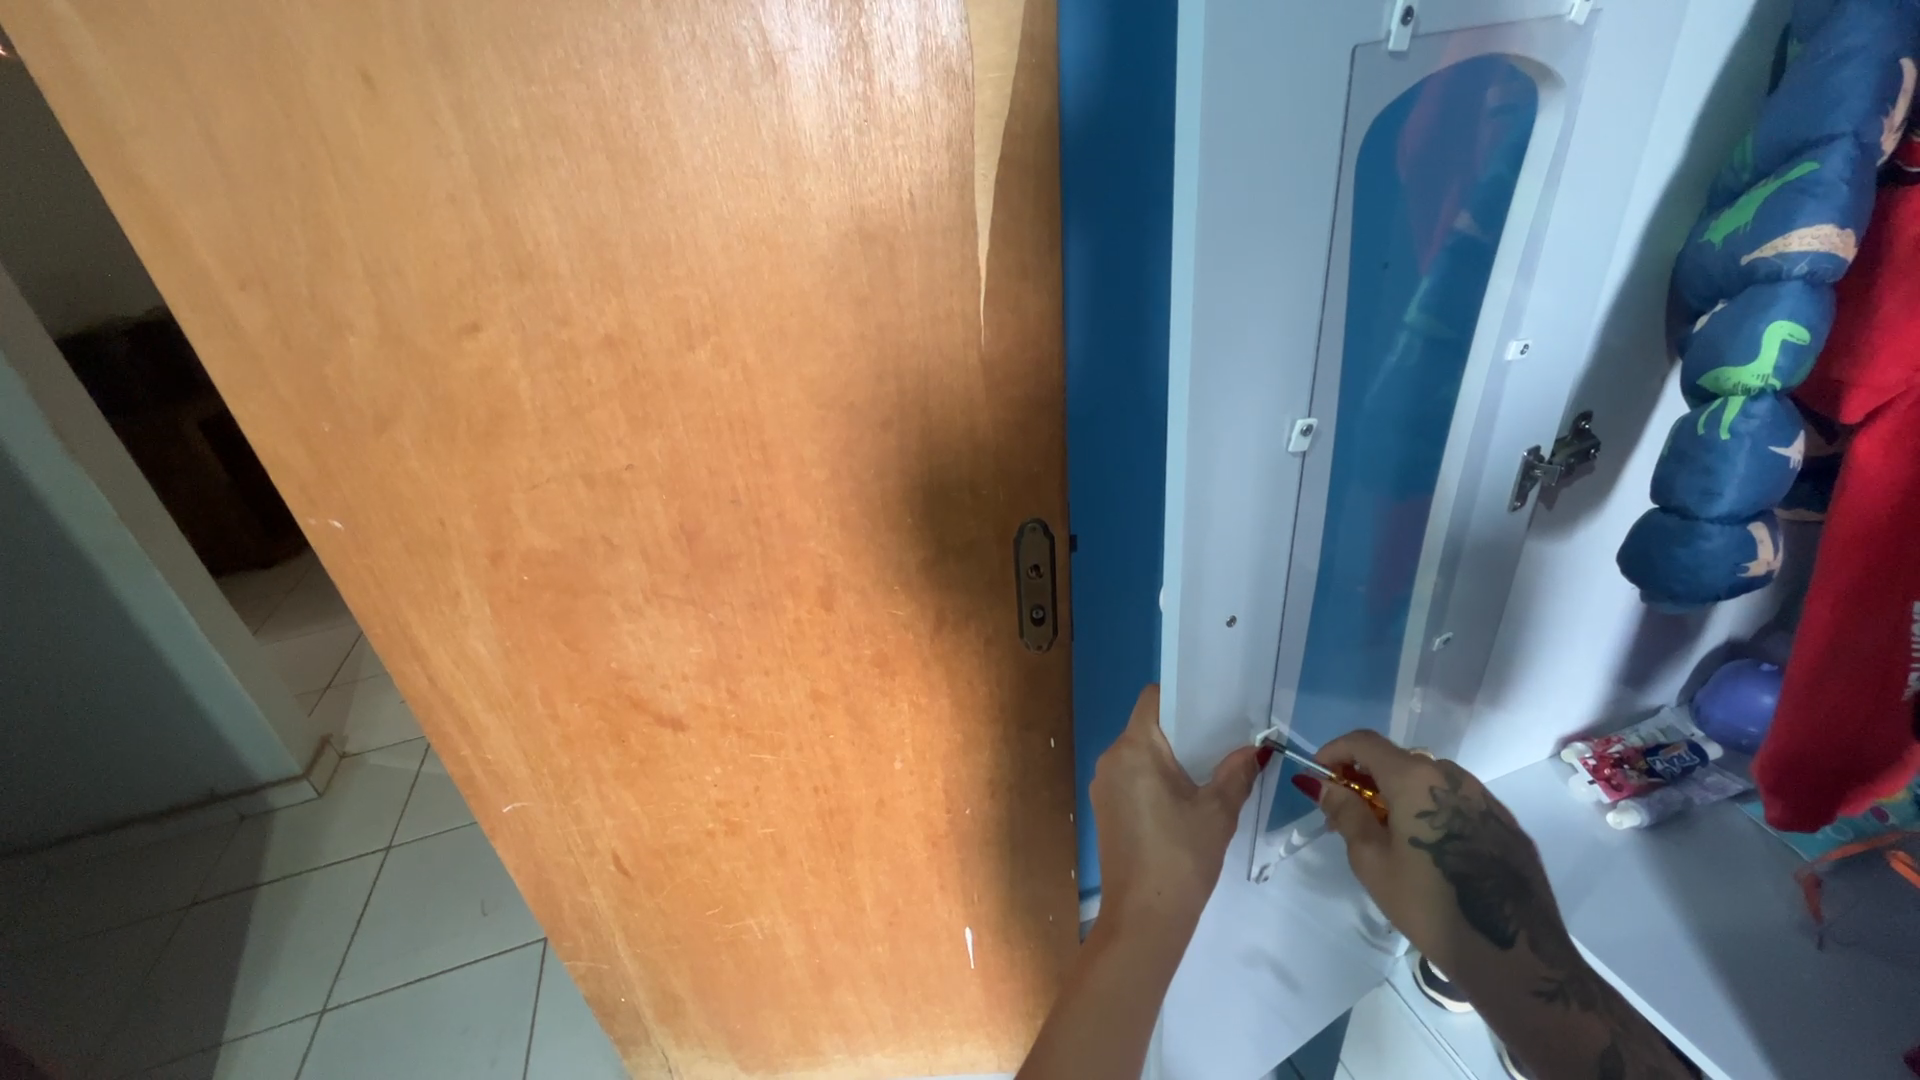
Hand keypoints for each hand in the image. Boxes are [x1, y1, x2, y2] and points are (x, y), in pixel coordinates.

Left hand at [1091, 685, 1260, 933]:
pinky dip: (1156, 778)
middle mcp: (1111, 758)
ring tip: (1209, 768)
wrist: (1144, 918)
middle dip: (1182, 730)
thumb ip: (1236, 773)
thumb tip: (1255, 750)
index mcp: (1134, 749)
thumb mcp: (1217, 813)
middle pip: (1147, 726)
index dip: (1181, 697)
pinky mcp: (1104, 808)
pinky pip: (1132, 777)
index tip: (1212, 706)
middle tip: (1222, 738)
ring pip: (1139, 754)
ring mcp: (1103, 785)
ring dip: (1170, 757)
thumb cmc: (1181, 857)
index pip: (1153, 700)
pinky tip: (1184, 798)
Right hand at [1312, 731, 1560, 979]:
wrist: (1517, 956)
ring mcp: (1486, 800)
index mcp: (1415, 779)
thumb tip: (1323, 785)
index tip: (1320, 777)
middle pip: (1398, 760)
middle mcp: (1453, 777)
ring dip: (1401, 794)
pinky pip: (1458, 803)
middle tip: (1348, 815)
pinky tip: (1430, 851)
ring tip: (1389, 836)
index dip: (1334, 752)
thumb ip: (1346, 813)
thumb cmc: (1428, 904)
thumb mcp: (1371, 860)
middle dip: (1366, 778)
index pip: (1364, 742)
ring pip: (1430, 781)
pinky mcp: (1507, 825)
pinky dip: (1433, 811)